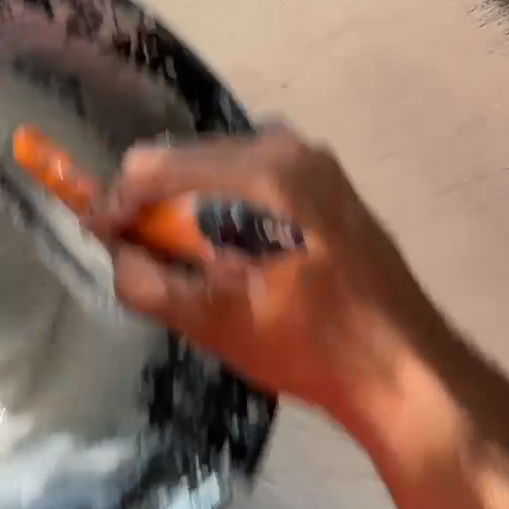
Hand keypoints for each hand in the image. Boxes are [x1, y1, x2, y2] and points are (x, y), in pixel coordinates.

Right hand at [88, 126, 446, 419]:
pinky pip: (247, 166)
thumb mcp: (209, 321)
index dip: (116, 199)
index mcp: (257, 175)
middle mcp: (280, 143)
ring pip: (212, 157)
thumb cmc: (305, 346)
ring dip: (188, 197)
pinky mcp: (321, 168)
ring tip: (191, 249)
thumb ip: (142, 278)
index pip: (152, 165)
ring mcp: (306, 151)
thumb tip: (111, 244)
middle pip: (181, 156)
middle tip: (144, 247)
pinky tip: (234, 238)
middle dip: (152, 200)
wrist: (407, 365)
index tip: (101, 232)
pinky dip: (223, 195)